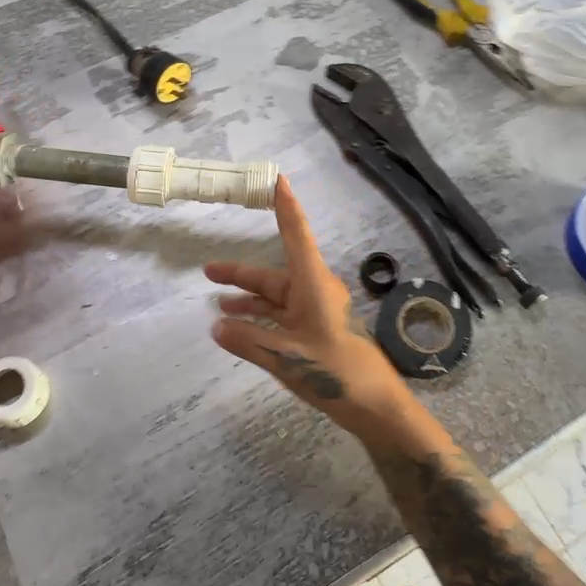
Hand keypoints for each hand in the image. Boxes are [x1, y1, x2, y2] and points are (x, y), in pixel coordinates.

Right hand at [207, 177, 414, 442]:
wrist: (376, 406)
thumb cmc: (336, 372)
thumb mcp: (285, 357)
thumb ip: (248, 340)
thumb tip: (216, 326)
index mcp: (313, 284)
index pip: (295, 234)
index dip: (285, 206)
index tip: (277, 180)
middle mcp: (315, 291)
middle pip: (274, 274)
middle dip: (242, 274)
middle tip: (208, 271)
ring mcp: (317, 313)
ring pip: (277, 298)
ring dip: (249, 300)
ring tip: (217, 304)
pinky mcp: (318, 333)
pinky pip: (284, 317)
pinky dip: (262, 319)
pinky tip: (241, 329)